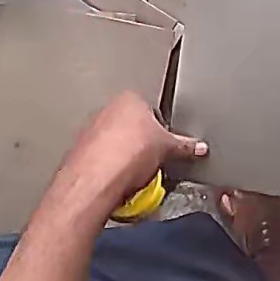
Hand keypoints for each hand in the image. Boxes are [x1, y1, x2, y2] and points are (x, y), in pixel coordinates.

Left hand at [55, 92, 206, 208]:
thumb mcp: (168, 148)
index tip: (167, 147)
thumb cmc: (128, 154)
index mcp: (130, 99)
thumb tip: (198, 147)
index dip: (163, 131)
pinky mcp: (81, 150)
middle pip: (134, 127)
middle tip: (153, 162)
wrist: (95, 180)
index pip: (154, 112)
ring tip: (135, 174)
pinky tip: (118, 180)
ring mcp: (91, 129)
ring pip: (117, 144)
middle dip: (143, 145)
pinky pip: (103, 158)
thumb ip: (185, 146)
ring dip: (126, 158)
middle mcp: (107, 109)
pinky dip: (111, 168)